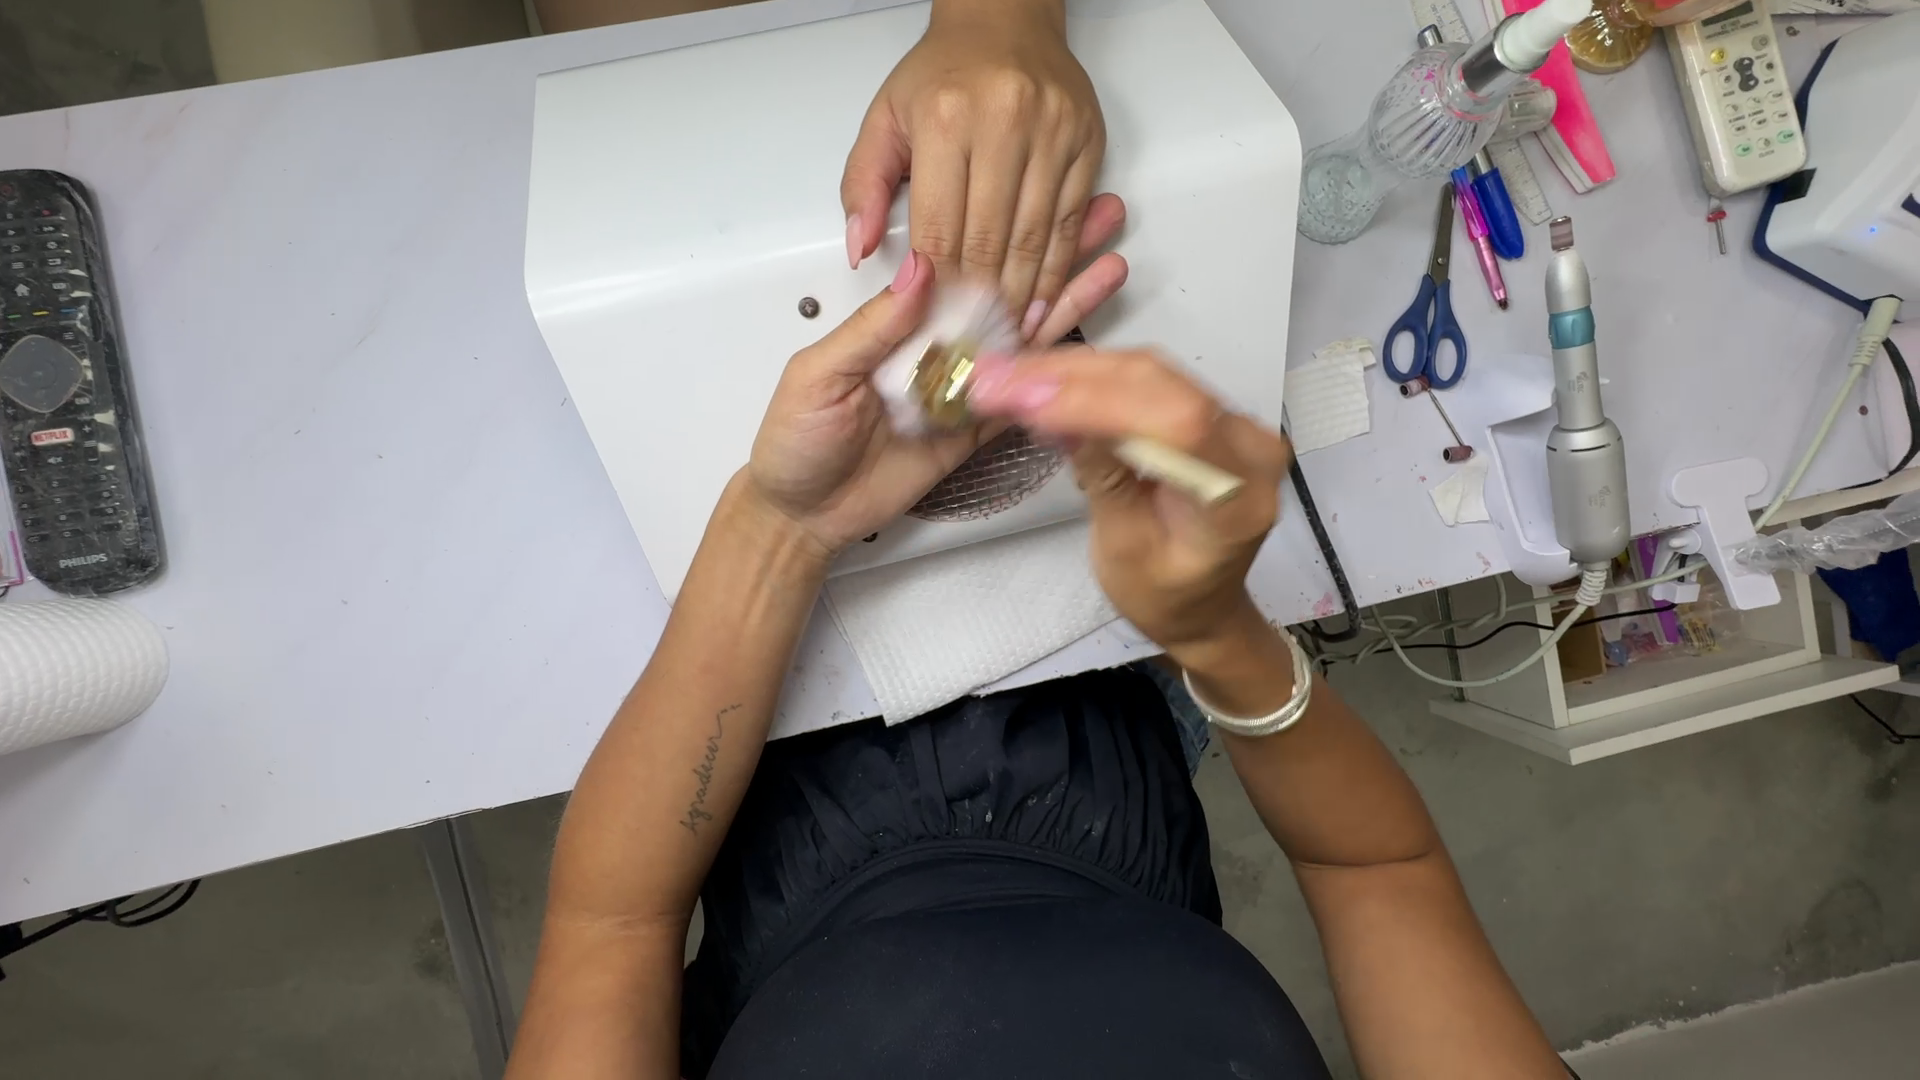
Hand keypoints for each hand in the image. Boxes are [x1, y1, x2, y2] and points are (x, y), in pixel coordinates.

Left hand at [745, 244, 1128, 559]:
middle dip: (1051, 256)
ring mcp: (956, 388)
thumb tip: (917, 273)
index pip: (957, 271)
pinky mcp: (970, 430)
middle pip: (1000, 296)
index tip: (1039, 201)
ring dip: (1064, 304)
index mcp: (895, 326)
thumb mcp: (819, 376)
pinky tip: (1083, 346)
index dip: (1000, 237)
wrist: (805, 512)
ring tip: (1108, 266)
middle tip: (1101, 218)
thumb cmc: (795, 441)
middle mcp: (933, 349)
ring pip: (1019, 342)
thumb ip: (871, 330)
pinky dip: (1049, 376)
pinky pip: (1015, 401)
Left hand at [842, 0, 1105, 337]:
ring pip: (1033, 239)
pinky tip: (1041, 305)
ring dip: (1018, 298)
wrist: (1005, 19)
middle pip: (988, 240)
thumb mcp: (885, 121)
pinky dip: (1055, 273)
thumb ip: (863, 187)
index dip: (937, 287)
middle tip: (971, 345)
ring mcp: (1052, 133)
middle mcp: (1004, 122)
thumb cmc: (943, 76)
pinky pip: (1067, 224)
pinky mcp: (1085, 144)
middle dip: (978, 303)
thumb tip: (861, 250)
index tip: (933, 327)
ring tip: (1006, 336)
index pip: (939, 227)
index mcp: (945, 119)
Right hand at [966, 349, 1292, 662]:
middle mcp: (1247, 441)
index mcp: (1239, 494)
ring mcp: (1228, 420)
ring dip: (1069, 372)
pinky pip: (1143, 381)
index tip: (1026, 401)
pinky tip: (1038, 381)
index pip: (1176, 424)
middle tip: (994, 380)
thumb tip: (1057, 415)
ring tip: (1003, 377)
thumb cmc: (1164, 595)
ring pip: (1145, 372)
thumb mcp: (1126, 550)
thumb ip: (1105, 479)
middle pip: (1157, 384)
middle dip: (1069, 379)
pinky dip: (1087, 379)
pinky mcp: (1202, 412)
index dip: (1098, 403)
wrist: (1201, 603)